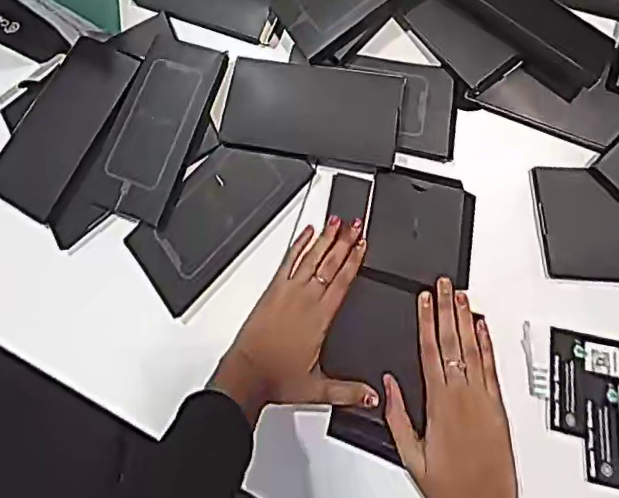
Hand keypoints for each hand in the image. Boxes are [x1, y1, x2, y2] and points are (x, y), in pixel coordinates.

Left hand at [210, 216, 378, 424]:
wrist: (248, 373)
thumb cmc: (278, 377)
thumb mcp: (319, 389)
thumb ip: (348, 391)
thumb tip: (371, 396)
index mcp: (320, 317)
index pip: (343, 282)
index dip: (354, 261)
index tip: (363, 245)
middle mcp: (305, 299)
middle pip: (330, 263)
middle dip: (344, 242)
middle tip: (355, 225)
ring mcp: (288, 291)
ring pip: (311, 257)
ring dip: (324, 238)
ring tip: (334, 221)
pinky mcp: (272, 289)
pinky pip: (288, 261)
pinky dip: (298, 245)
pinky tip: (305, 233)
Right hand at [382, 278, 517, 497]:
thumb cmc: (451, 487)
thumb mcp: (412, 456)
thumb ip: (397, 416)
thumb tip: (388, 384)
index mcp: (439, 402)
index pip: (430, 349)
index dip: (426, 319)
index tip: (424, 297)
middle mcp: (462, 395)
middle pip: (452, 340)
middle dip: (446, 308)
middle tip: (444, 284)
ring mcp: (483, 399)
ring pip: (473, 348)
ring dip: (466, 319)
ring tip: (462, 296)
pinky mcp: (499, 408)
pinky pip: (492, 368)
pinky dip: (487, 344)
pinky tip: (483, 327)